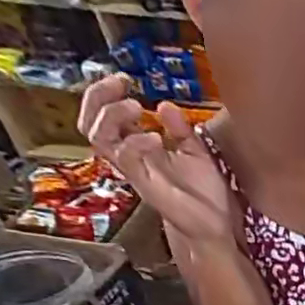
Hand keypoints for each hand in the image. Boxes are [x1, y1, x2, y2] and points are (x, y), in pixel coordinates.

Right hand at [77, 76, 240, 249]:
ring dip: (112, 115)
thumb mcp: (195, 152)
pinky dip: (136, 142)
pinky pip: (125, 159)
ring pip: (98, 138)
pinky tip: (155, 137)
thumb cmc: (203, 192)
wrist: (214, 226)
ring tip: (135, 107)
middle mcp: (130, 157)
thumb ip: (180, 129)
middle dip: (97, 97)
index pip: (104, 116)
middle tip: (119, 83)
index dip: (105, 94)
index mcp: (138, 147)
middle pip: (90, 123)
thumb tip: (163, 104)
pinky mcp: (144, 185)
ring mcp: (135, 171)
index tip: (122, 78)